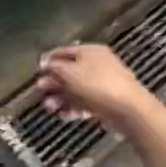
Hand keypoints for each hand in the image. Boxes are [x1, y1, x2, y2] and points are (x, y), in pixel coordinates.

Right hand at [36, 44, 156, 129]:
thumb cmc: (97, 84)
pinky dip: (72, 108)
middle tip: (39, 90)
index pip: (64, 51)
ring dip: (60, 97)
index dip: (49, 59)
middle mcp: (96, 65)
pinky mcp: (105, 102)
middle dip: (53, 81)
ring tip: (48, 107)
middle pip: (69, 71)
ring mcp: (101, 85)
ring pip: (76, 89)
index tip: (36, 69)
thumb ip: (54, 66)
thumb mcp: (70, 72)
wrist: (129, 109)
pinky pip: (85, 103)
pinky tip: (62, 115)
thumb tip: (43, 61)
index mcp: (90, 52)